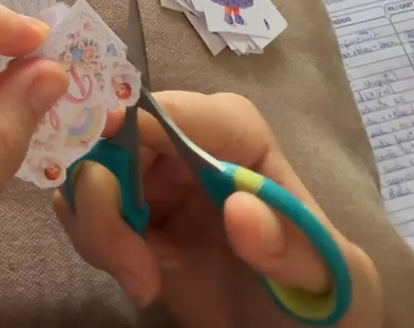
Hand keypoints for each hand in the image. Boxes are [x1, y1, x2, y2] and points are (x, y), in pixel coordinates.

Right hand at [55, 91, 382, 326]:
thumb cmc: (322, 303)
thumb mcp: (333, 281)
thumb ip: (294, 246)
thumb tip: (239, 207)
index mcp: (231, 134)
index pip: (171, 110)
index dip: (129, 120)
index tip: (105, 154)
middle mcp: (179, 143)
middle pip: (110, 135)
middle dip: (105, 194)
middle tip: (131, 262)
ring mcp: (146, 177)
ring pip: (86, 170)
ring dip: (98, 227)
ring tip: (143, 282)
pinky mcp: (123, 215)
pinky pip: (80, 208)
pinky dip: (94, 243)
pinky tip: (139, 282)